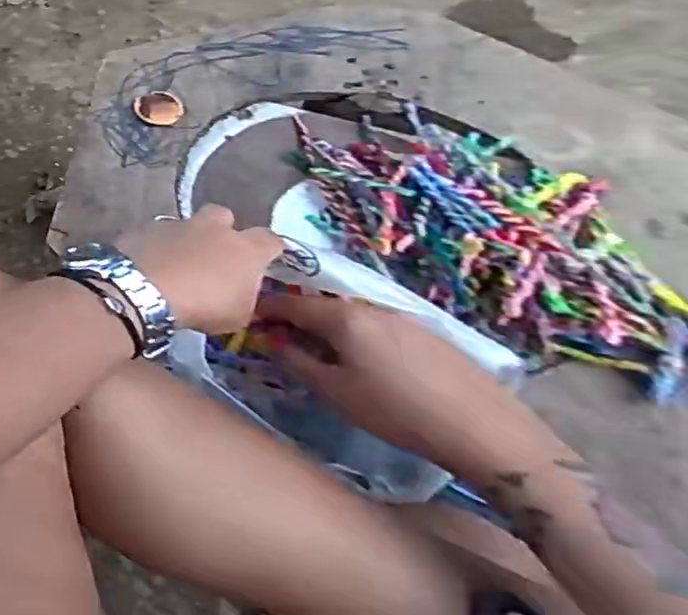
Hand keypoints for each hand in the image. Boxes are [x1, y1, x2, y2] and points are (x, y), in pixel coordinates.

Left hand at [112, 205, 278, 332]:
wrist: (146, 290)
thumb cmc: (203, 305)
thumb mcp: (238, 315)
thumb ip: (245, 297)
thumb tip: (241, 291)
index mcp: (245, 248)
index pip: (269, 239)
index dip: (268, 247)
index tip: (265, 258)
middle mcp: (211, 228)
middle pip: (222, 215)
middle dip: (221, 227)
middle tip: (214, 249)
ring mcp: (175, 223)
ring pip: (185, 222)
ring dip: (185, 236)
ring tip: (177, 258)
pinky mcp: (144, 226)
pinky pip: (155, 232)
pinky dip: (156, 242)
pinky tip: (151, 259)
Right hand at [254, 293, 566, 481]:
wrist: (495, 438)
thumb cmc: (400, 412)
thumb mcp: (335, 392)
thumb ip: (296, 361)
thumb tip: (274, 342)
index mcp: (341, 316)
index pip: (286, 302)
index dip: (261, 309)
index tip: (245, 320)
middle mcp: (370, 307)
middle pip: (320, 305)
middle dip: (296, 317)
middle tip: (281, 338)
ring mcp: (407, 320)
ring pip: (351, 315)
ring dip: (329, 327)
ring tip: (323, 351)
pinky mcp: (433, 337)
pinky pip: (380, 327)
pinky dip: (360, 336)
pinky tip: (368, 361)